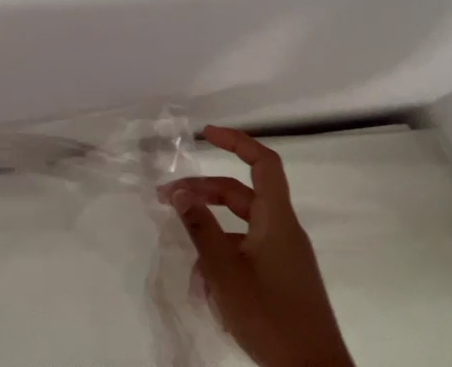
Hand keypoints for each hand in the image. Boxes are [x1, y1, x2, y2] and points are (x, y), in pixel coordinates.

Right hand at [159, 126, 353, 366]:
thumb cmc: (270, 316)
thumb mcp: (224, 271)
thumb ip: (200, 228)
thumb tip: (179, 191)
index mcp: (277, 220)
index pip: (263, 163)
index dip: (236, 142)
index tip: (205, 134)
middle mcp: (284, 231)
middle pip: (242, 194)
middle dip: (203, 190)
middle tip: (166, 198)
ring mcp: (284, 256)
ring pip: (241, 225)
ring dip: (209, 228)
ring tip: (181, 247)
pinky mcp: (282, 279)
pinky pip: (247, 251)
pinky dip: (223, 254)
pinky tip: (202, 282)